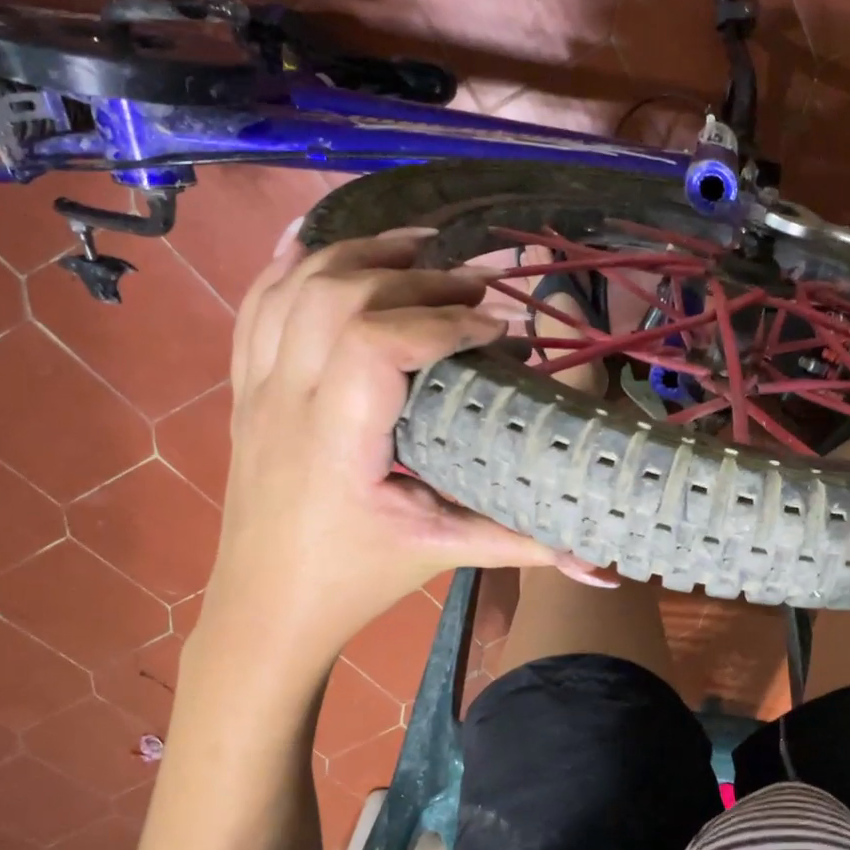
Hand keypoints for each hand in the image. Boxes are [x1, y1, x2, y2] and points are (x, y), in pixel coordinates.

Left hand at [196, 224, 609, 670]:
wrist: (266, 605)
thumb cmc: (356, 578)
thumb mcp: (443, 554)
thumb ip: (524, 546)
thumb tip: (604, 564)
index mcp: (336, 442)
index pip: (377, 344)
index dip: (443, 321)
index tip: (498, 329)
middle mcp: (286, 400)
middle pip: (337, 297)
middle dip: (415, 277)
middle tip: (478, 285)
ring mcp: (256, 387)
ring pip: (294, 287)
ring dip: (361, 255)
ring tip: (423, 248)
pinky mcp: (245, 386)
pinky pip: (256, 302)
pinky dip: (293, 262)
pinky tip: (330, 243)